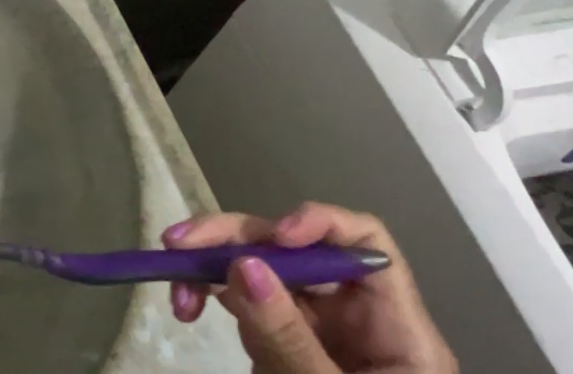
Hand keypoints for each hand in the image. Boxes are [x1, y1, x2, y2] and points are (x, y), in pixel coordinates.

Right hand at [164, 202, 455, 373]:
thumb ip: (290, 341)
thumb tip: (243, 265)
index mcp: (397, 332)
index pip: (366, 245)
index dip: (319, 223)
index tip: (273, 237)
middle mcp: (356, 321)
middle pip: (296, 250)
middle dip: (236, 239)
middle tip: (177, 244)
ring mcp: (316, 334)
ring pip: (260, 270)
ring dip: (211, 267)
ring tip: (176, 290)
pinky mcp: (282, 349)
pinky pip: (245, 303)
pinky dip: (212, 295)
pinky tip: (189, 308)